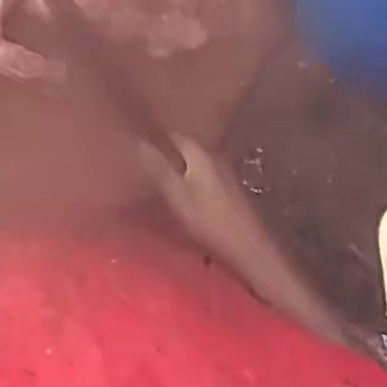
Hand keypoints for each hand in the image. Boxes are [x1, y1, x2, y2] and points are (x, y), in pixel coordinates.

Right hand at [141, 134, 277, 272]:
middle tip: (142, 163)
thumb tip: (138, 141)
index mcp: (201, 153)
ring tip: (157, 181)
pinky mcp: (229, 193)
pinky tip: (180, 197)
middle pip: (184, 148)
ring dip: (177, 169)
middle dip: (165, 153)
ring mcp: (224, 174)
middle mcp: (214, 157)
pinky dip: (189, 182)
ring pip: (194, 164)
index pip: (173, 134)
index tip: (136, 144)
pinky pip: (202, 178)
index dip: (154, 137)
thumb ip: (158, 167)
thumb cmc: (209, 221)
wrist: (251, 252)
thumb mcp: (176, 195)